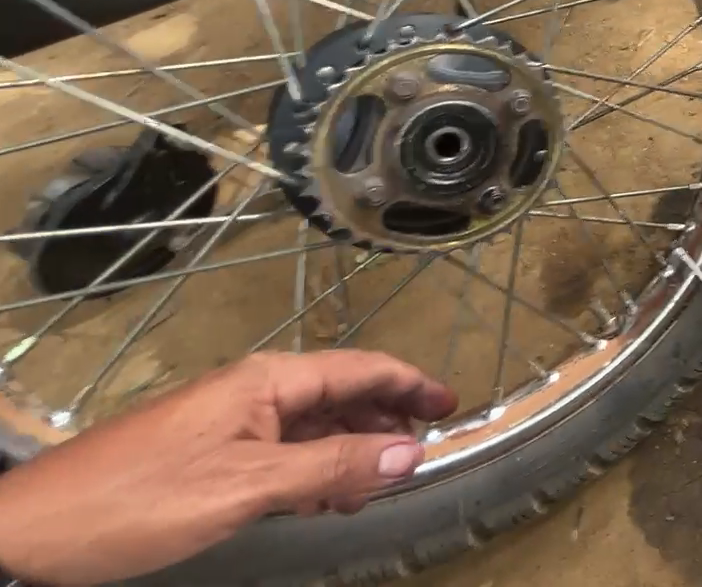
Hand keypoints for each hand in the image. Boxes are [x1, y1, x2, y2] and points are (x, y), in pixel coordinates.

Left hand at [0, 350, 456, 585]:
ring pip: (316, 422)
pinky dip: (316, 466)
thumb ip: (333, 467)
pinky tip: (321, 497)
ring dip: (352, 449)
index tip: (452, 406)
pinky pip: (285, 446)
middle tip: (416, 453)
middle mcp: (259, 388)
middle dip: (387, 420)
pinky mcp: (209, 448)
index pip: (366, 369)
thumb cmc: (136, 501)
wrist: (14, 537)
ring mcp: (232, 417)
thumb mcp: (245, 487)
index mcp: (274, 380)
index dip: (414, 385)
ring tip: (371, 487)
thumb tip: (413, 454)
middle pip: (346, 393)